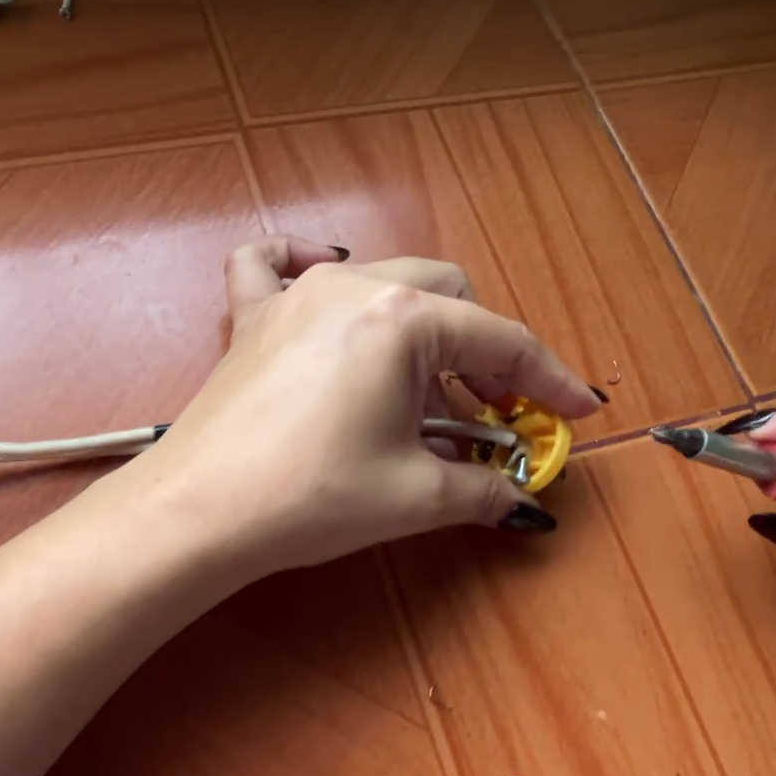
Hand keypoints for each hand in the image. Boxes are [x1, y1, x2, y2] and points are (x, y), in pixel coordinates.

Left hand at [112, 236, 600, 582]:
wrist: (200, 513)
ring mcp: (295, 296)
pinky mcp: (253, 320)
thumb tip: (521, 501)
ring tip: (427, 396)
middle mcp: (352, 288)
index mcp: (402, 320)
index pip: (500, 341)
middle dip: (485, 354)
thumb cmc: (310, 497)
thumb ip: (482, 490)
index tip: (575, 410)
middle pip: (448, 299)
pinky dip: (308, 262)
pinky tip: (327, 274)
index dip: (548, 381)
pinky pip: (275, 264)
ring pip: (384, 285)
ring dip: (422, 333)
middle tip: (497, 414)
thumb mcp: (414, 496)